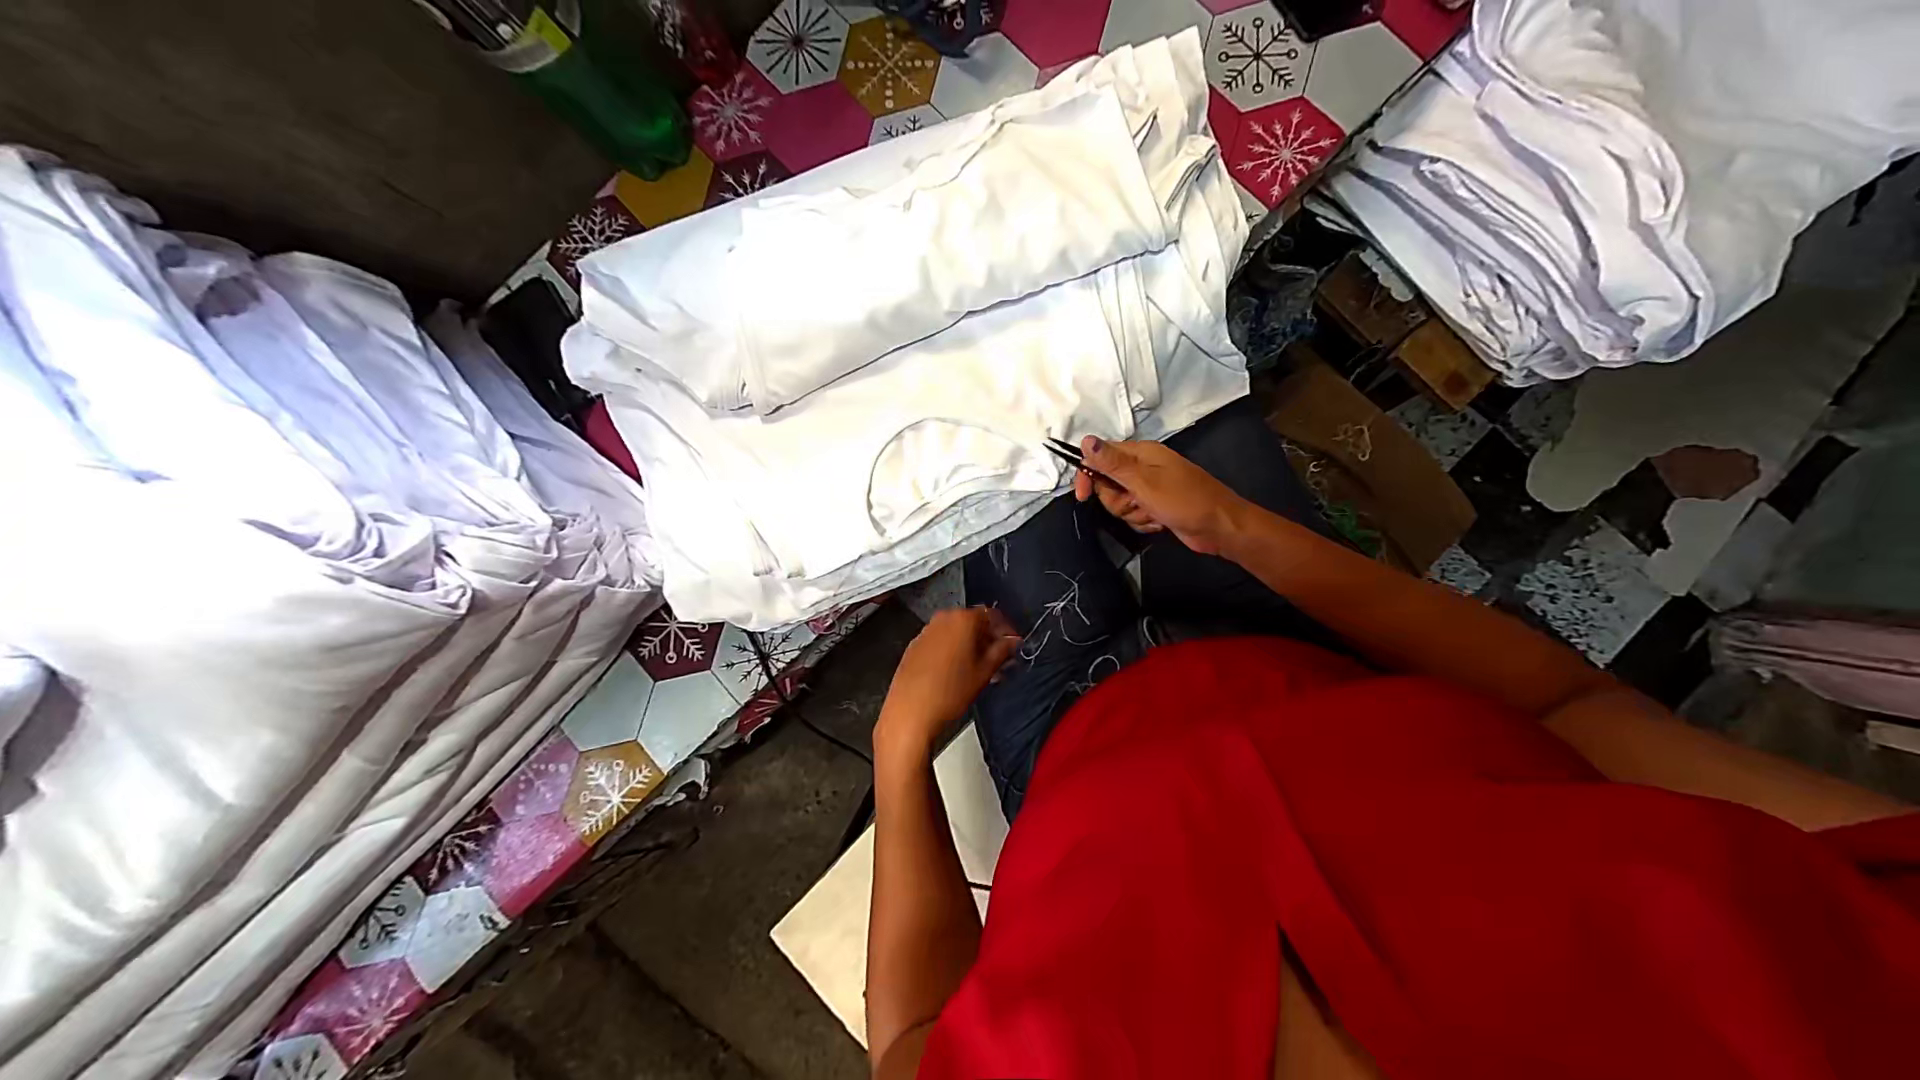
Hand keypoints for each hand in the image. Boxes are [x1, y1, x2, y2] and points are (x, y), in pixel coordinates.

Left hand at [875, 607, 1020, 763]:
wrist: (910, 712)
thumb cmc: (950, 692)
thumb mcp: (984, 672)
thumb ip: (1002, 651)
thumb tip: (1012, 642)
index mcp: (962, 619)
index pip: (992, 615)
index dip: (1006, 630)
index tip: (1014, 645)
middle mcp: (942, 619)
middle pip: (973, 622)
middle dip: (988, 639)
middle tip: (1001, 660)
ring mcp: (926, 632)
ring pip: (956, 632)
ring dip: (971, 646)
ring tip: (981, 670)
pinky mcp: (914, 646)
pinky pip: (940, 641)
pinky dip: (953, 651)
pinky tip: (958, 672)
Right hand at [1072, 436, 1250, 555]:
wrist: (1220, 527)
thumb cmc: (1184, 501)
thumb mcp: (1143, 482)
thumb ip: (1112, 463)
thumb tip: (1086, 440)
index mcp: (1140, 453)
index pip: (1099, 457)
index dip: (1088, 475)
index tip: (1082, 495)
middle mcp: (1143, 467)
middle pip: (1107, 483)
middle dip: (1116, 500)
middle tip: (1135, 502)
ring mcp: (1149, 487)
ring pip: (1119, 502)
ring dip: (1131, 513)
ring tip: (1152, 513)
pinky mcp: (1155, 506)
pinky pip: (1133, 514)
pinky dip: (1142, 521)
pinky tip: (1158, 522)